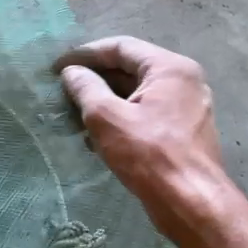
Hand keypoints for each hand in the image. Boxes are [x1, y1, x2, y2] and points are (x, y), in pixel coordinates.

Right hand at [56, 37, 232, 240]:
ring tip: (75, 114)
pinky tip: (98, 136)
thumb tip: (72, 72)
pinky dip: (121, 116)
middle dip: (95, 78)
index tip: (56, 67)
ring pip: (137, 92)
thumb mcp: (106, 116)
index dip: (85, 54)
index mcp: (170, 68)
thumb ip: (85, 87)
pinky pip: (146, 111)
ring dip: (105, 100)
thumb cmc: (148, 153)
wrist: (190, 201)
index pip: (121, 46)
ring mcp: (188, 106)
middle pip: (130, 68)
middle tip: (63, 90)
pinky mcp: (184, 130)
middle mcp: (184, 80)